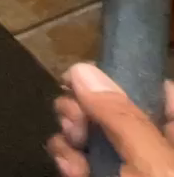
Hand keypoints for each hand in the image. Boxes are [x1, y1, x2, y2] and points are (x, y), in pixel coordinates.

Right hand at [50, 63, 173, 176]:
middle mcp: (164, 148)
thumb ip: (122, 118)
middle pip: (117, 109)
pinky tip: (70, 170)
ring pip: (96, 134)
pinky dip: (72, 159)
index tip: (79, 83)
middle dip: (81, 111)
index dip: (118, 80)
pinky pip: (88, 158)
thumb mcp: (154, 166)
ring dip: (71, 138)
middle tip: (73, 126)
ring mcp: (140, 168)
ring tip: (71, 157)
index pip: (160, 91)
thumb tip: (82, 68)